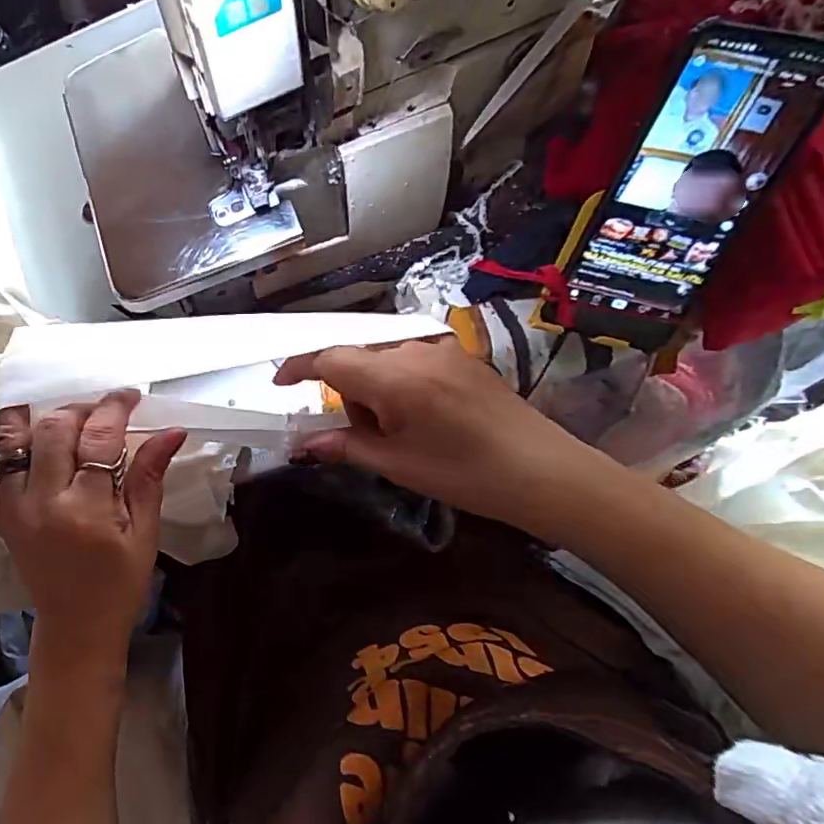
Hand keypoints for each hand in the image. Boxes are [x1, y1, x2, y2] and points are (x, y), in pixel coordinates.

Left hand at [0, 390, 186, 671]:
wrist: (79, 625)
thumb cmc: (119, 583)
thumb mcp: (144, 534)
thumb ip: (149, 478)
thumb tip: (172, 430)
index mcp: (87, 510)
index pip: (99, 439)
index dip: (115, 408)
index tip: (129, 395)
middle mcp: (42, 502)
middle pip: (55, 429)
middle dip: (82, 409)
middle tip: (102, 413)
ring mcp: (12, 508)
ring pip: (11, 440)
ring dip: (31, 414)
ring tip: (58, 413)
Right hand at [274, 336, 614, 535]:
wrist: (542, 471)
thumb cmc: (463, 473)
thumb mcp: (396, 464)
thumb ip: (345, 446)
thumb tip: (303, 444)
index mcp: (395, 378)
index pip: (331, 359)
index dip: (300, 368)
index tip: (281, 384)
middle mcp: (416, 352)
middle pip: (357, 360)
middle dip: (348, 393)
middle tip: (369, 436)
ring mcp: (443, 350)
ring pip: (383, 361)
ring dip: (375, 390)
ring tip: (403, 431)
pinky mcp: (461, 356)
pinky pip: (411, 360)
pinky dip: (399, 383)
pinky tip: (424, 415)